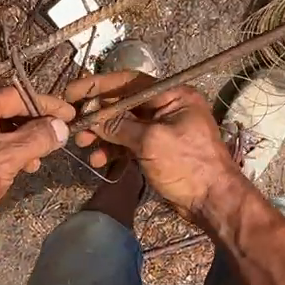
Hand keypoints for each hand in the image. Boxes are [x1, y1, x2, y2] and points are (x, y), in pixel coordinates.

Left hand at [0, 86, 72, 232]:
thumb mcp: (7, 158)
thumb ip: (37, 139)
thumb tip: (60, 128)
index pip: (19, 96)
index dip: (47, 106)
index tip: (69, 115)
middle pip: (9, 111)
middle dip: (34, 127)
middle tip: (56, 140)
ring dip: (22, 143)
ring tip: (36, 162)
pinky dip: (6, 151)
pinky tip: (17, 167)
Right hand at [65, 71, 249, 224]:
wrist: (212, 201)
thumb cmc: (188, 166)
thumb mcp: (151, 142)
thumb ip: (119, 126)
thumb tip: (91, 115)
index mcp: (173, 95)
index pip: (129, 82)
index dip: (98, 86)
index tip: (72, 93)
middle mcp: (166, 108)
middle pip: (123, 105)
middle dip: (98, 116)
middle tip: (76, 127)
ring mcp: (161, 130)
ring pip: (123, 126)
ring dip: (102, 136)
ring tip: (85, 147)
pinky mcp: (155, 150)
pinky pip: (128, 144)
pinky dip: (113, 150)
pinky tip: (100, 160)